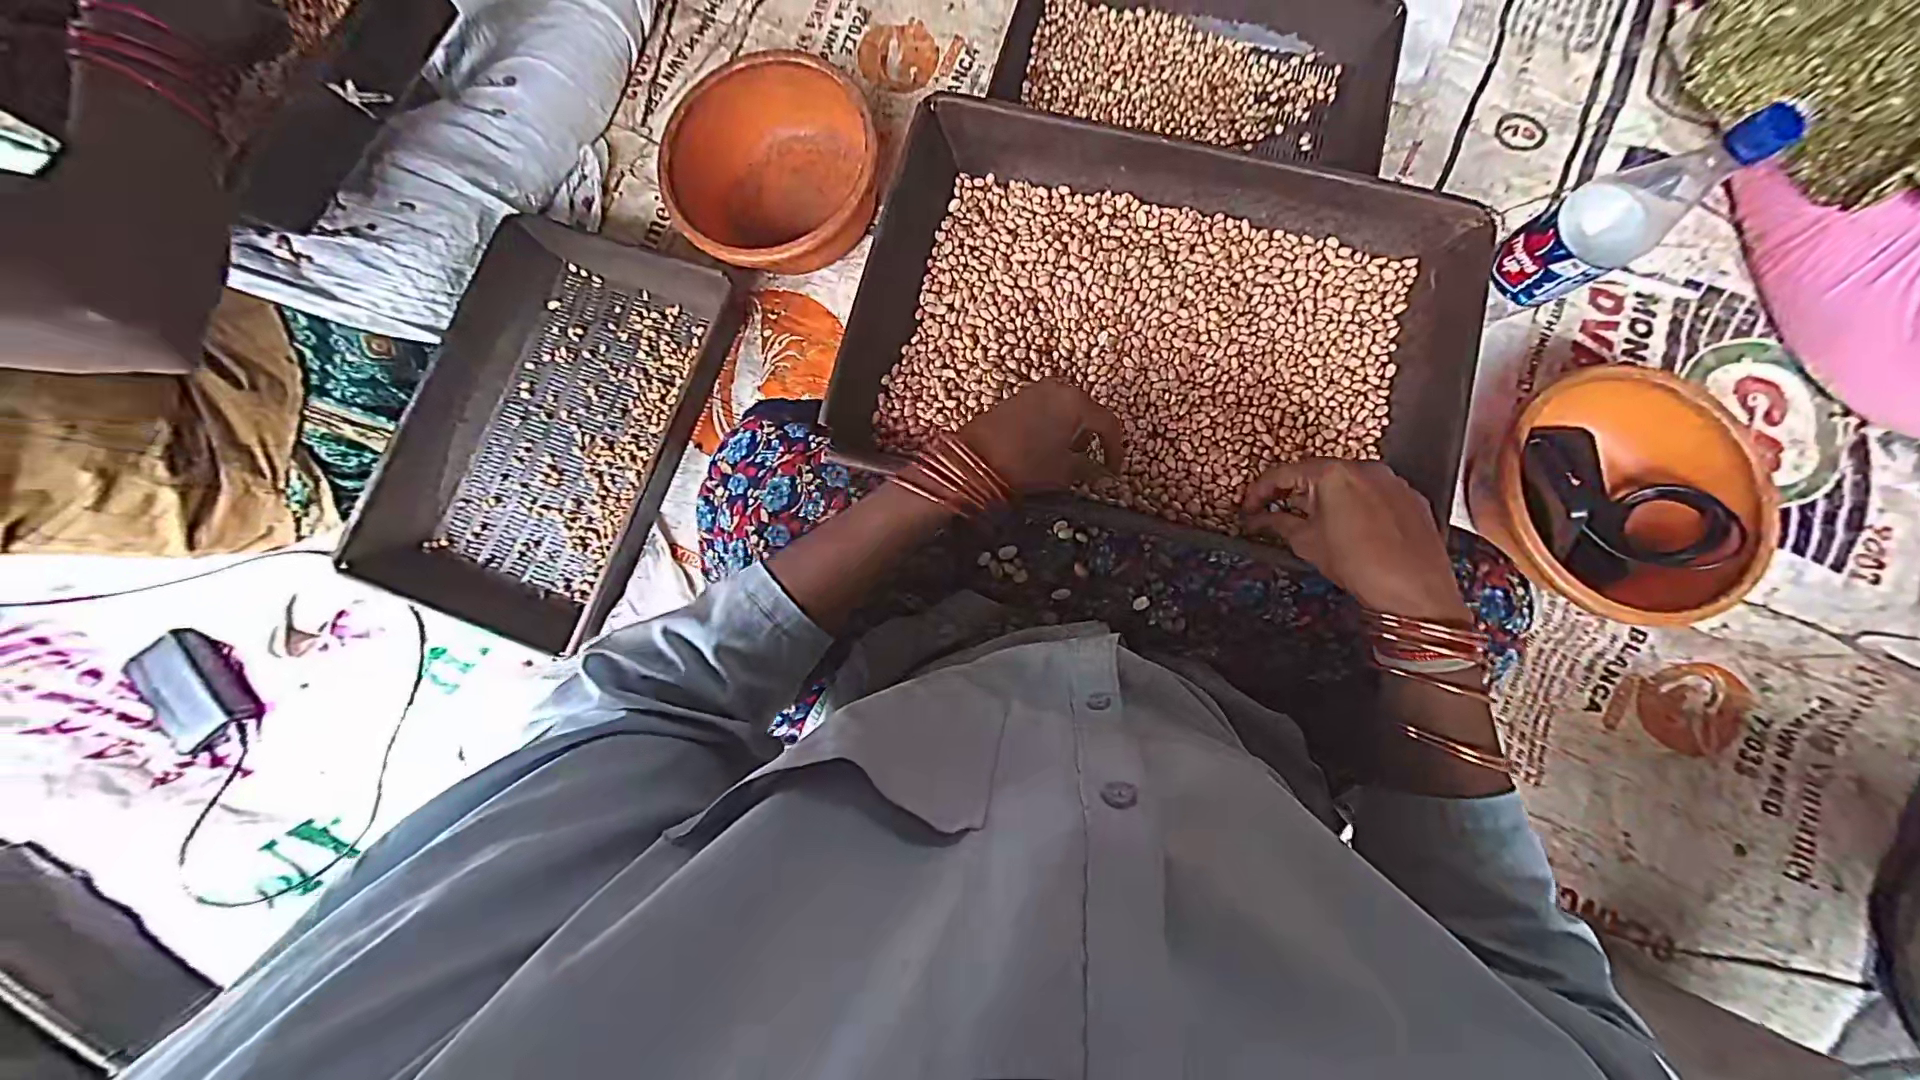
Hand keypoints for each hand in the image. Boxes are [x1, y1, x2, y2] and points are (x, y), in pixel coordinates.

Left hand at [956, 378, 1125, 493]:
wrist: (973, 460)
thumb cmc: (1024, 464)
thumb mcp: (1064, 471)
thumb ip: (1089, 470)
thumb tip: (1101, 474)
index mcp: (1077, 402)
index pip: (1108, 424)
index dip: (1115, 450)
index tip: (1113, 470)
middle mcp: (1058, 388)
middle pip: (1087, 413)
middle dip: (1091, 439)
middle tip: (1090, 463)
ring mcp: (1035, 390)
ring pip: (1065, 410)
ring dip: (1070, 432)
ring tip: (1064, 459)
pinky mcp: (1017, 398)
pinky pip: (1045, 410)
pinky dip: (1052, 427)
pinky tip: (1043, 449)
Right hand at [1240, 459, 1467, 622]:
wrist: (1415, 591)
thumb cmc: (1361, 565)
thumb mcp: (1306, 542)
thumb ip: (1278, 523)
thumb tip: (1261, 518)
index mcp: (1333, 474)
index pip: (1282, 473)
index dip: (1259, 491)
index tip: (1250, 506)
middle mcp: (1365, 468)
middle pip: (1315, 473)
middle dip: (1292, 493)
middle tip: (1273, 513)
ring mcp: (1392, 481)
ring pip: (1345, 482)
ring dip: (1323, 498)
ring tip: (1311, 523)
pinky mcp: (1411, 497)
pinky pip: (1372, 493)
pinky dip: (1353, 504)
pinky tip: (1347, 528)